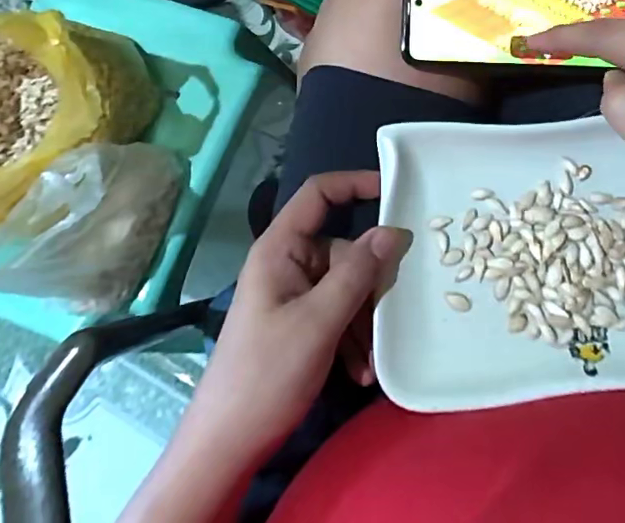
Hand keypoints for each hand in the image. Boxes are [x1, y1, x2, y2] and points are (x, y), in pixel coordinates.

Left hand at [185, 172, 409, 458]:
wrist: (228, 441)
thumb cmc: (267, 374)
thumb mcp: (319, 322)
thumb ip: (356, 274)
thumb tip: (392, 230)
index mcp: (280, 247)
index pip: (318, 194)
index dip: (355, 183)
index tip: (396, 191)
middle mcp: (287, 262)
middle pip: (342, 250)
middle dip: (369, 286)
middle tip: (389, 318)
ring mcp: (292, 293)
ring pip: (345, 285)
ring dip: (363, 320)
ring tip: (370, 361)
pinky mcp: (297, 321)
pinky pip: (337, 312)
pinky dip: (352, 337)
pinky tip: (360, 372)